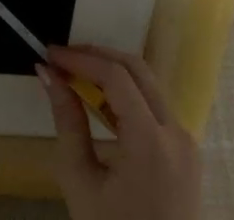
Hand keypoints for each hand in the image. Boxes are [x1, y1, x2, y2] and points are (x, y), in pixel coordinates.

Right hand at [39, 44, 201, 219]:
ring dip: (112, 73)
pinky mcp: (187, 154)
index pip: (116, 76)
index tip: (49, 55)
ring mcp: (187, 144)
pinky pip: (156, 108)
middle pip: (138, 71)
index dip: (80, 59)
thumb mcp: (79, 178)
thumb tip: (47, 73)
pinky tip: (100, 102)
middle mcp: (177, 134)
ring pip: (149, 86)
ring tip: (75, 77)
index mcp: (151, 141)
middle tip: (61, 59)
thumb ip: (66, 121)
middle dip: (97, 56)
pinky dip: (127, 95)